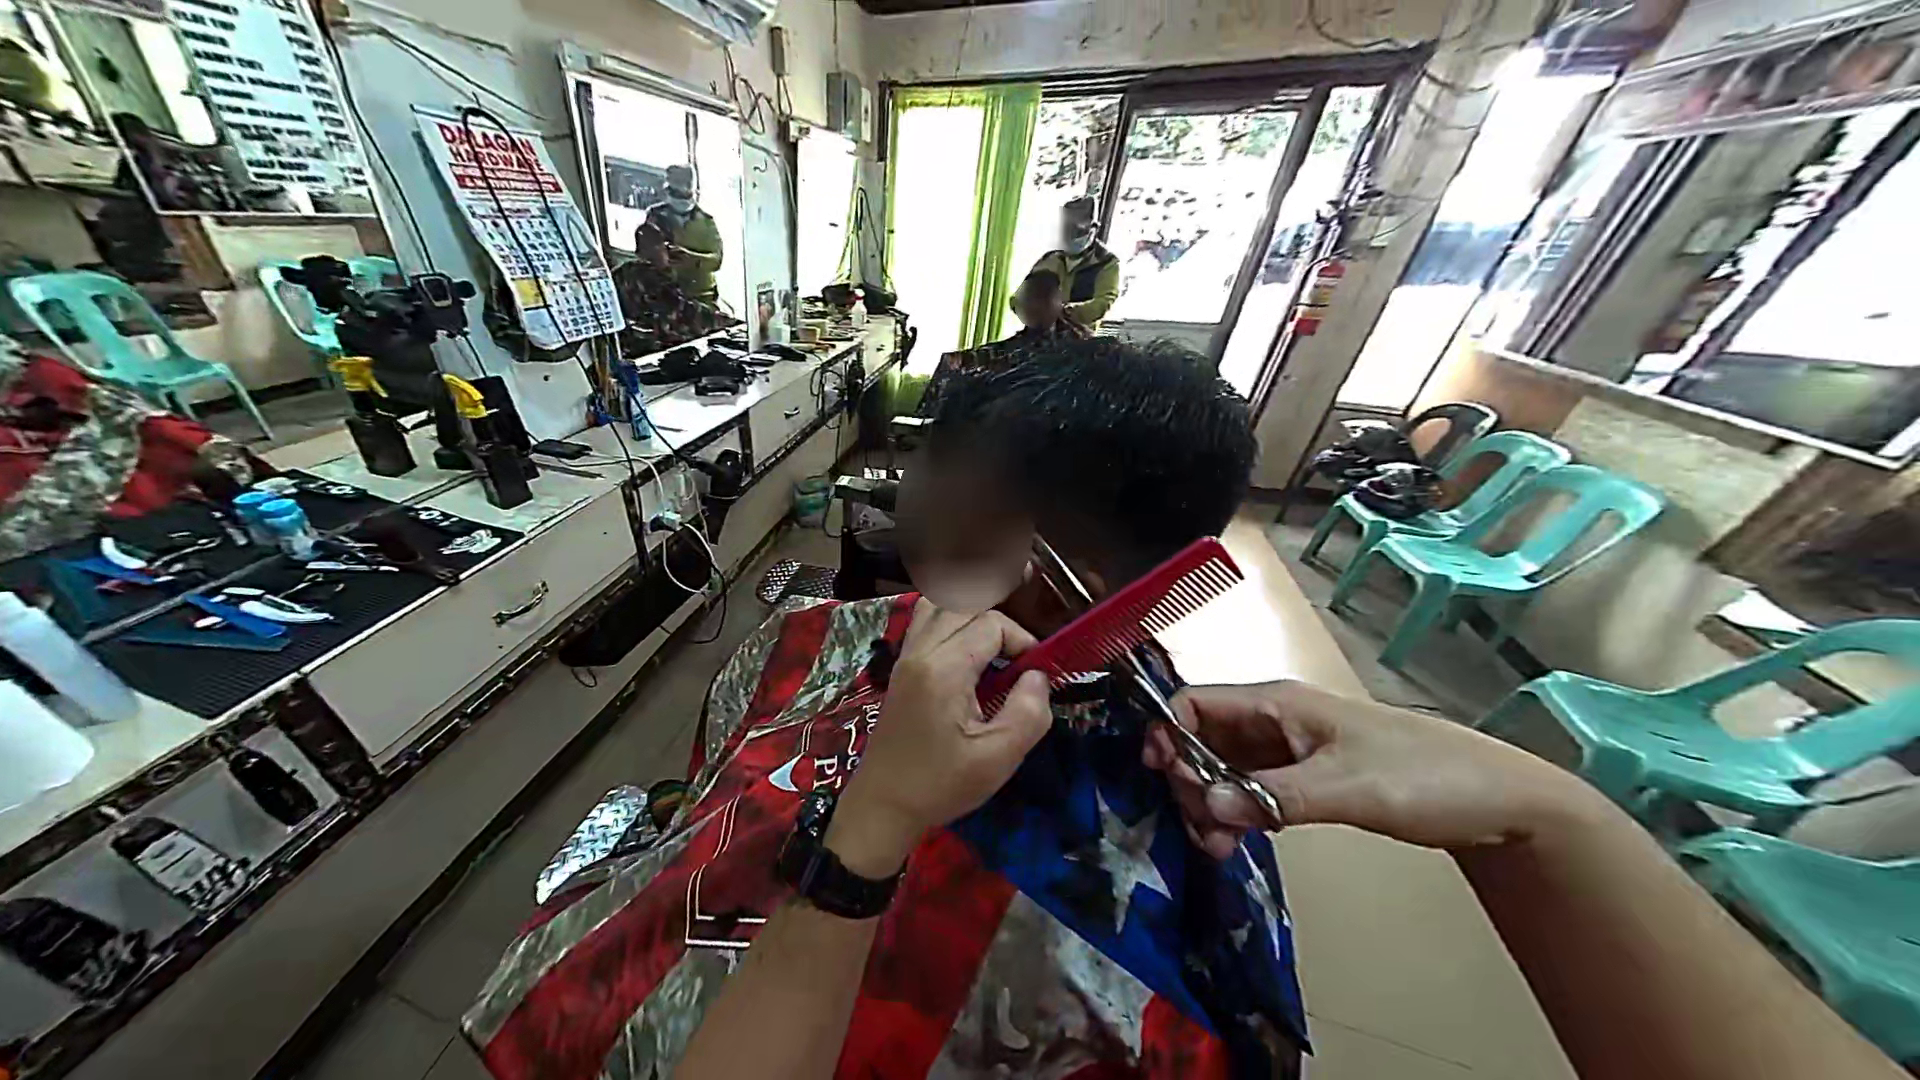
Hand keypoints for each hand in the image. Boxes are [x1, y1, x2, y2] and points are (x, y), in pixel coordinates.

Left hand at [828, 599, 1052, 875]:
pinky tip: (966, 652)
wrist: (883, 806)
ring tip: (993, 649)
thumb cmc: (941, 785)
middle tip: (1017, 661)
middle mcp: (920, 651)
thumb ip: (1028, 711)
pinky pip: (925, 620)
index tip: (1033, 675)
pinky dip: (950, 621)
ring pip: (940, 604)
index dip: (1022, 640)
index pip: (992, 623)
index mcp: (943, 669)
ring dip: (972, 616)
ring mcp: (905, 655)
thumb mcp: (998, 759)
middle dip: (1001, 624)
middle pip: (966, 604)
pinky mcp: (900, 666)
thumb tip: (1038, 675)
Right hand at [1143, 681, 1601, 858]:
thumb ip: (1275, 795)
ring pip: (1219, 768)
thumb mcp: (1348, 786)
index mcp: (1274, 702)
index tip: (1163, 775)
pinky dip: (1232, 814)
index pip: (1195, 702)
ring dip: (1207, 802)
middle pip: (1199, 738)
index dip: (1168, 731)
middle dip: (1187, 777)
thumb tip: (1207, 808)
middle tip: (1198, 823)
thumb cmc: (1422, 775)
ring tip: (1214, 844)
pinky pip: (1245, 791)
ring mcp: (1282, 750)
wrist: (1498, 802)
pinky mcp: (1296, 778)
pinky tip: (1232, 843)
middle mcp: (1269, 721)